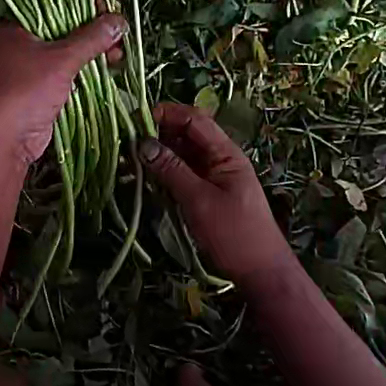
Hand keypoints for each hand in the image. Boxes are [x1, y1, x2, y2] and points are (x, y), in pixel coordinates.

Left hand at [0, 16, 126, 166]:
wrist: (3, 140)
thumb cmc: (25, 91)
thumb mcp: (61, 60)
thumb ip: (91, 39)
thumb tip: (118, 20)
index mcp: (17, 27)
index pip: (55, 5)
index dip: (84, 5)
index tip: (109, 8)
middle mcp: (21, 45)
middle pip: (63, 31)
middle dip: (93, 34)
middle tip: (119, 37)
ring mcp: (29, 70)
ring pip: (66, 55)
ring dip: (91, 56)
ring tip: (117, 57)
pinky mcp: (38, 92)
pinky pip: (65, 76)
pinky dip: (83, 74)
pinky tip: (105, 72)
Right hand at [140, 102, 295, 286]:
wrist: (260, 271)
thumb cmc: (234, 234)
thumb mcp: (199, 200)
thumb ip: (171, 170)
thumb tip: (142, 143)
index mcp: (225, 153)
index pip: (194, 119)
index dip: (165, 114)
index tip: (134, 120)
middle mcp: (219, 159)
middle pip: (185, 134)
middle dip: (156, 134)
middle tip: (125, 143)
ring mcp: (212, 176)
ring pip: (180, 155)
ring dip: (156, 155)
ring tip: (127, 161)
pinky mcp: (205, 193)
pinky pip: (181, 174)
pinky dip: (162, 174)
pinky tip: (141, 179)